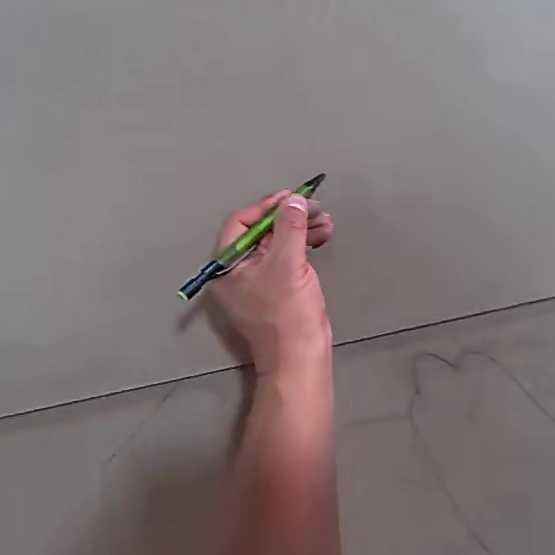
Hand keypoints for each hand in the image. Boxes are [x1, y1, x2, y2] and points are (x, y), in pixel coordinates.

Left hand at [209, 190, 334, 377]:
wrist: (300, 358)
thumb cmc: (287, 312)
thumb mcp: (287, 263)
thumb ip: (289, 226)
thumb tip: (294, 200)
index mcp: (227, 265)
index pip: (241, 223)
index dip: (266, 207)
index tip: (291, 196)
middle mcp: (238, 270)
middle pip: (261, 231)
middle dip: (289, 216)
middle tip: (315, 207)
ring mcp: (258, 280)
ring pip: (278, 242)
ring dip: (301, 228)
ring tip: (326, 220)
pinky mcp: (278, 287)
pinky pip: (287, 257)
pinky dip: (304, 244)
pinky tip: (323, 235)